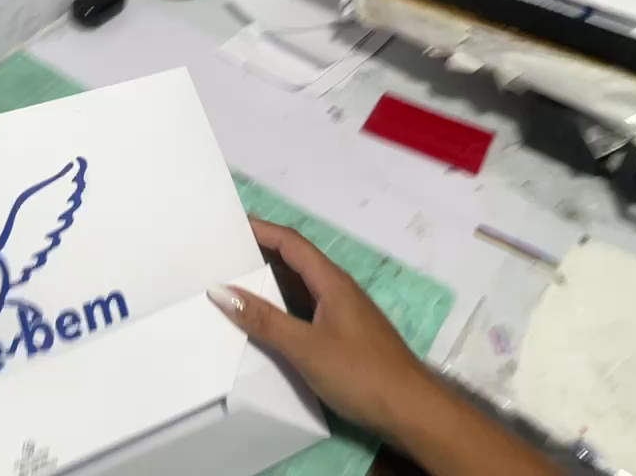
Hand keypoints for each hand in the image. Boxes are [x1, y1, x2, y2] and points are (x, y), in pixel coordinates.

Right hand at [207, 218, 439, 436]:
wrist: (413, 411)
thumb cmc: (361, 372)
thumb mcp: (305, 347)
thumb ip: (264, 320)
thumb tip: (222, 290)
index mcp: (330, 280)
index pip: (290, 242)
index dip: (260, 229)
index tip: (229, 225)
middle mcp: (337, 288)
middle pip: (295, 259)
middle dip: (261, 252)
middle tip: (226, 253)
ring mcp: (343, 311)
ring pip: (301, 284)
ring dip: (271, 279)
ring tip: (237, 282)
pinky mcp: (345, 333)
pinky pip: (307, 306)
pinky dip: (283, 303)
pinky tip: (269, 319)